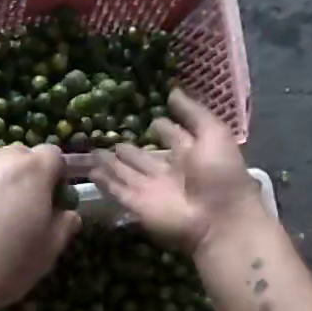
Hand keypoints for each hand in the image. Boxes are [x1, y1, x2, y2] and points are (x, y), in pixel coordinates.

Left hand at [0, 144, 80, 310]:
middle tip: (18, 211)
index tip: (50, 202)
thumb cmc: (2, 267)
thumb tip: (67, 213)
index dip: (55, 176)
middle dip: (24, 176)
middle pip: (19, 156)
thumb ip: (63, 225)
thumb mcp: (46, 253)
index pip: (53, 155)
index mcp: (30, 171)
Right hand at [90, 89, 262, 252]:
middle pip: (143, 158)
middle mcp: (168, 172)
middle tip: (111, 138)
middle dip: (129, 150)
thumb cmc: (220, 174)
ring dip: (111, 164)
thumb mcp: (213, 134)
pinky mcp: (136, 204)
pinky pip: (117, 190)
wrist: (216, 219)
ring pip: (126, 173)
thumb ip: (192, 113)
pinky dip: (104, 181)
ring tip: (94, 152)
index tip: (151, 119)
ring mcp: (151, 190)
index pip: (172, 138)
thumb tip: (172, 91)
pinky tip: (91, 171)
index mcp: (191, 155)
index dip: (163, 127)